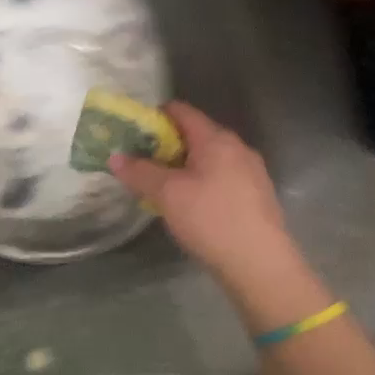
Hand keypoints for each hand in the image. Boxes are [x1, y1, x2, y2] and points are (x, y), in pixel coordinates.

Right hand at [108, 101, 295, 282]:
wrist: (259, 263)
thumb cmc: (210, 218)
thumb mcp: (166, 194)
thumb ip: (139, 172)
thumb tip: (115, 157)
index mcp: (216, 139)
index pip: (182, 111)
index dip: (154, 116)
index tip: (132, 132)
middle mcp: (238, 148)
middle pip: (195, 135)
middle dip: (165, 145)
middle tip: (139, 162)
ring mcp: (251, 172)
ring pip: (208, 159)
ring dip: (182, 166)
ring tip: (159, 186)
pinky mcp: (255, 196)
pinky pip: (220, 177)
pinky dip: (199, 182)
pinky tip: (188, 204)